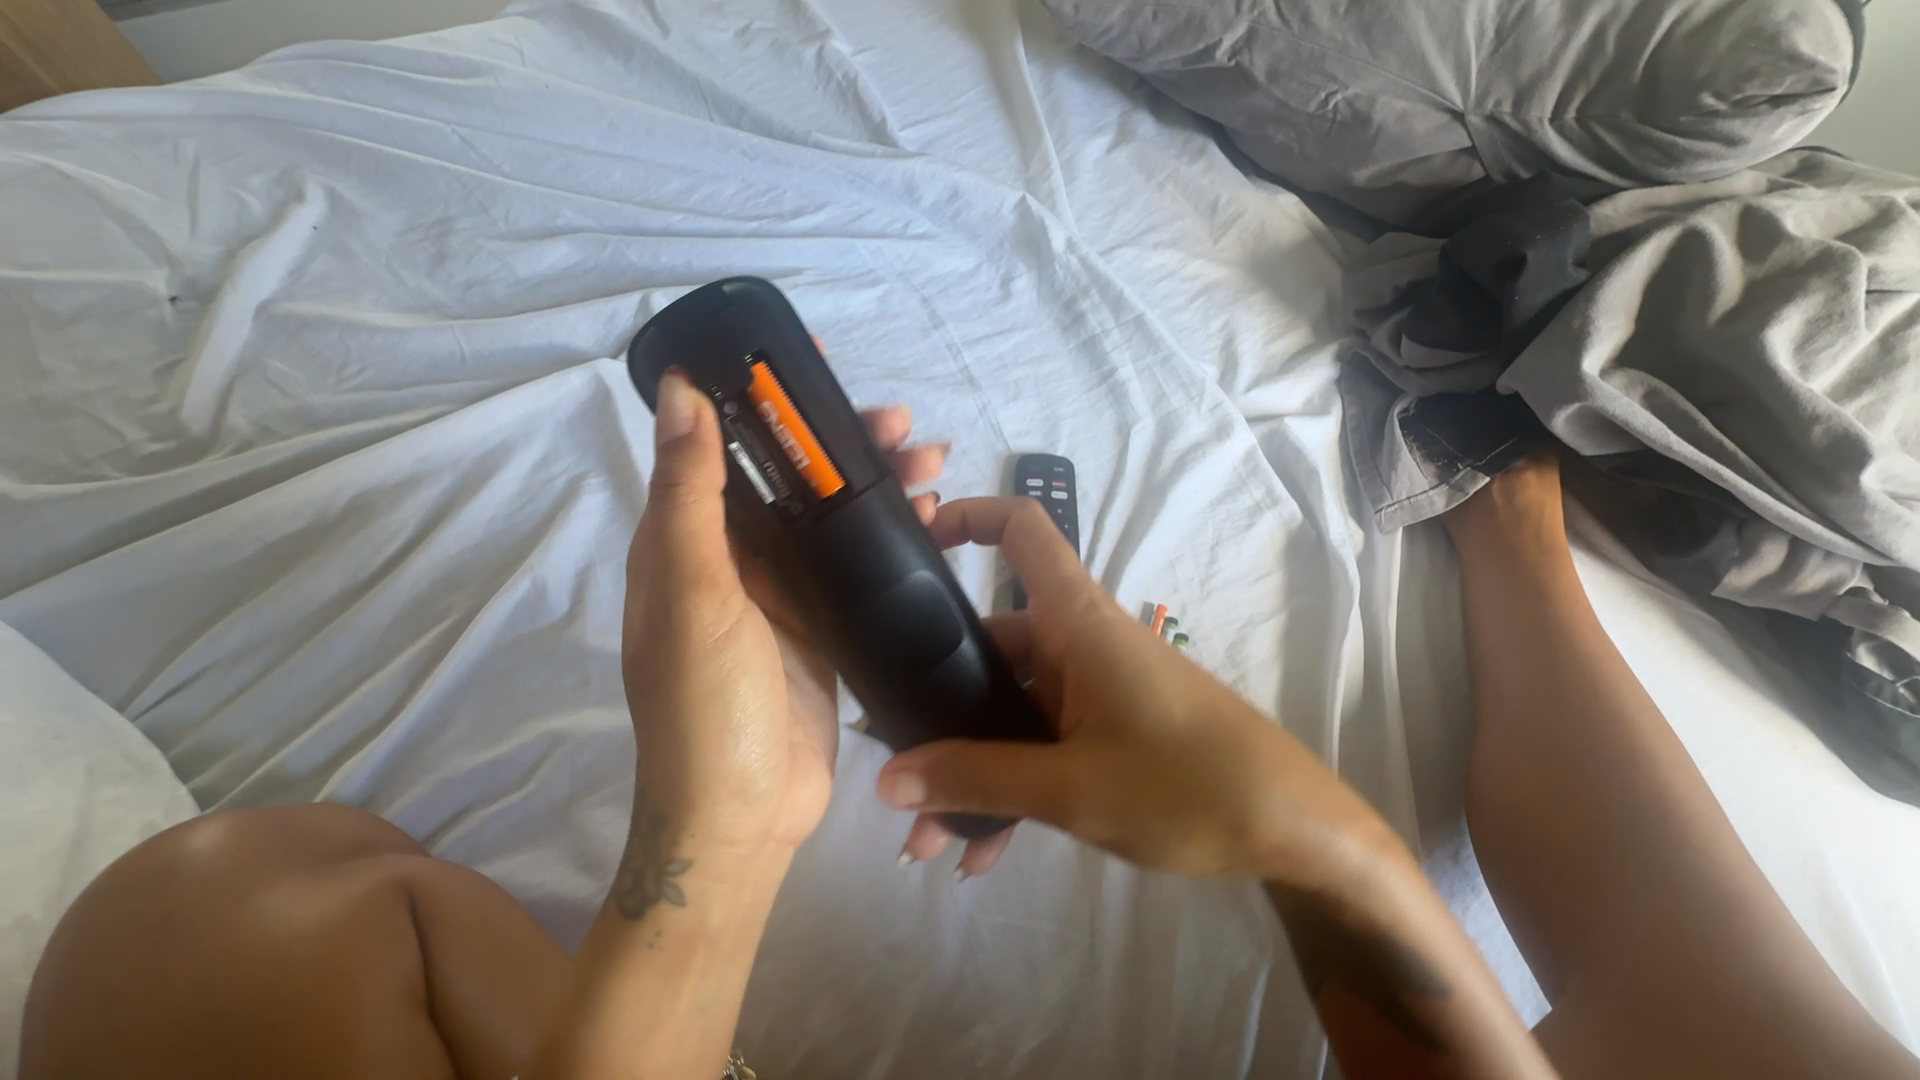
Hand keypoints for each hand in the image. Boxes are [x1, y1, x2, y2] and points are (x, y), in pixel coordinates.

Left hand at [622, 371, 945, 852]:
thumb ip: (691, 497)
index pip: (725, 452)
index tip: (817, 374)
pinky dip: (887, 539)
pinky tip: (927, 520)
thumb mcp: (696, 595)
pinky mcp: (821, 630)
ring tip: (931, 462)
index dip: (768, 408)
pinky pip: (855, 568)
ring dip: (875, 487)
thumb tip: (682, 394)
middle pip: (791, 482)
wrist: (744, 817)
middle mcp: (730, 564)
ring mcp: (780, 600)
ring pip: (830, 521)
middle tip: (900, 425)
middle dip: (843, 447)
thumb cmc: (707, 706)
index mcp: (686, 546)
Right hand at [879, 497, 1395, 882]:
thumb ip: (976, 779)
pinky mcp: (1107, 732)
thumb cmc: (1187, 785)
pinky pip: (1040, 748)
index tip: (914, 544)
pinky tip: (983, 854)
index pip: (1023, 531)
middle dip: (938, 707)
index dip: (968, 516)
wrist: (1292, 829)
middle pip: (990, 646)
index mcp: (1077, 623)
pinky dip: (1009, 789)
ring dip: (968, 768)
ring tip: (929, 840)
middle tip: (894, 771)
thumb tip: (889, 778)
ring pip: (1009, 711)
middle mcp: (1079, 644)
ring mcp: (1092, 691)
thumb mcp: (1072, 788)